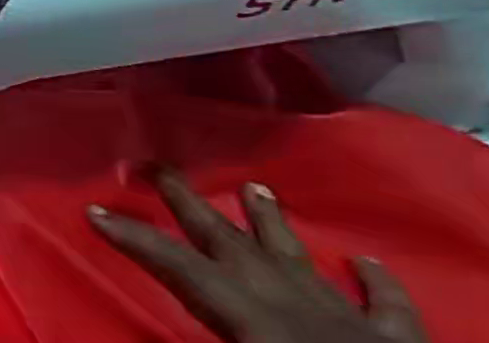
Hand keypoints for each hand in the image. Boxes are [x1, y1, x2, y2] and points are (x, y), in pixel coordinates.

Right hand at [89, 169, 427, 342]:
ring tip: (255, 188)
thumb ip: (198, 327)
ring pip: (296, 255)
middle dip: (187, 200)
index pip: (174, 262)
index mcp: (246, 309)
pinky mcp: (397, 341)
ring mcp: (345, 315)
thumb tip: (138, 319)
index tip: (91, 210)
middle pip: (227, 240)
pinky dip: (377, 282)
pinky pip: (388, 307)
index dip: (131, 234)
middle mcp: (286, 298)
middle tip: (155, 164)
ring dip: (270, 221)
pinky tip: (367, 262)